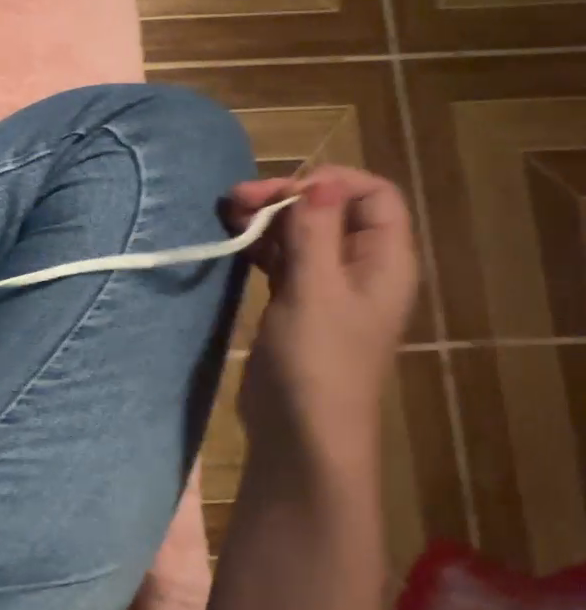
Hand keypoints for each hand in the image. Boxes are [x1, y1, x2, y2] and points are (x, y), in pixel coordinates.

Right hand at [220, 165, 416, 471]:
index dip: (328, 183)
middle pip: (332, 212)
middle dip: (287, 198)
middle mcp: (359, 268)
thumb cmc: (316, 359)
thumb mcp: (314, 291)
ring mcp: (325, 288)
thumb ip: (315, 235)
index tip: (276, 192)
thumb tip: (318, 184)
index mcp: (384, 261)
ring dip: (267, 220)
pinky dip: (258, 246)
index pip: (372, 196)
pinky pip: (281, 261)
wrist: (301, 426)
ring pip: (302, 236)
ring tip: (225, 214)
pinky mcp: (293, 306)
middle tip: (233, 200)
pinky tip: (232, 241)